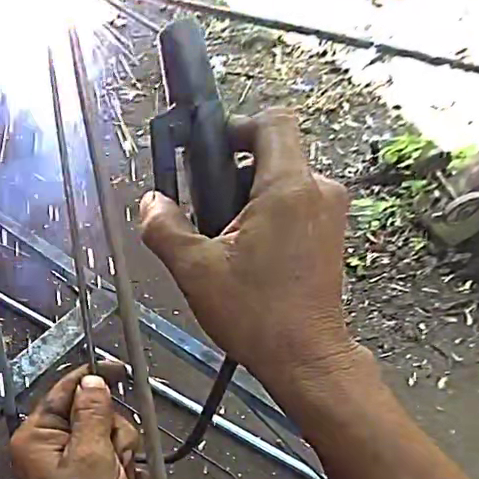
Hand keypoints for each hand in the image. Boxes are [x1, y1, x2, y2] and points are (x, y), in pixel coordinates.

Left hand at [8, 364, 147, 478]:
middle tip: (118, 459)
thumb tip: (93, 381)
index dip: (93, 379)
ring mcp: (66, 466)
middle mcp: (46, 447)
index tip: (120, 370)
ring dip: (125, 460)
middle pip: (93, 415)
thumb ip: (93, 415)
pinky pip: (112, 465)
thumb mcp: (93, 459)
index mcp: (36, 437)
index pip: (64, 391)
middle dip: (116, 435)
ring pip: (109, 440)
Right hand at [139, 108, 361, 399]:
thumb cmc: (258, 316)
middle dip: (232, 178)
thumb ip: (165, 229)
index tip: (209, 153)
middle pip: (271, 155)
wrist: (304, 355)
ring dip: (247, 203)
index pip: (271, 123)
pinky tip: (244, 258)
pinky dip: (266, 220)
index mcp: (288, 189)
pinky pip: (294, 208)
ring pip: (281, 184)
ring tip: (223, 246)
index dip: (235, 129)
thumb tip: (150, 203)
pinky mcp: (328, 236)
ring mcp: (328, 215)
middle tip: (205, 216)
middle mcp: (317, 192)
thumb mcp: (195, 270)